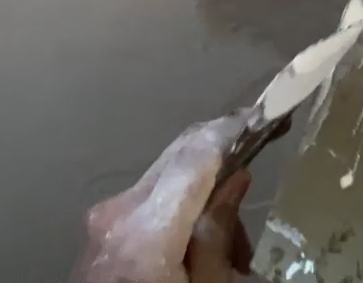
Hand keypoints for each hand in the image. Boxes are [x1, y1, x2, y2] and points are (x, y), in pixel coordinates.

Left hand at [70, 113, 256, 282]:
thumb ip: (218, 234)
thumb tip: (235, 178)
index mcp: (145, 230)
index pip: (195, 155)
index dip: (231, 129)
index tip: (262, 114)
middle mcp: (118, 210)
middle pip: (180, 158)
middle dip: (222, 165)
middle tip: (254, 183)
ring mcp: (103, 218)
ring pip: (167, 178)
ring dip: (202, 195)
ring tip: (231, 248)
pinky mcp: (100, 229)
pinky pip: (149, 200)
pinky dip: (178, 210)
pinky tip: (196, 248)